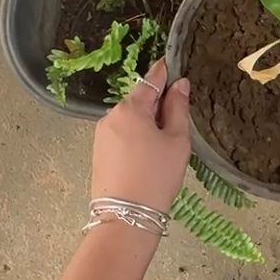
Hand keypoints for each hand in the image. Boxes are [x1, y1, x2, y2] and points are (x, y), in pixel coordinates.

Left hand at [90, 59, 191, 212]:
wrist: (126, 216)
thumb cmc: (157, 176)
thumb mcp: (177, 141)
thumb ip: (178, 109)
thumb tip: (180, 84)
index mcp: (130, 108)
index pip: (150, 81)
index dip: (164, 72)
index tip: (172, 63)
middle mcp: (111, 116)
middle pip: (138, 101)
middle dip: (157, 104)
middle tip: (178, 118)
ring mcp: (101, 136)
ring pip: (130, 120)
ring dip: (146, 123)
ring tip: (165, 144)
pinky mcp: (99, 153)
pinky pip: (121, 136)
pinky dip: (136, 138)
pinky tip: (149, 155)